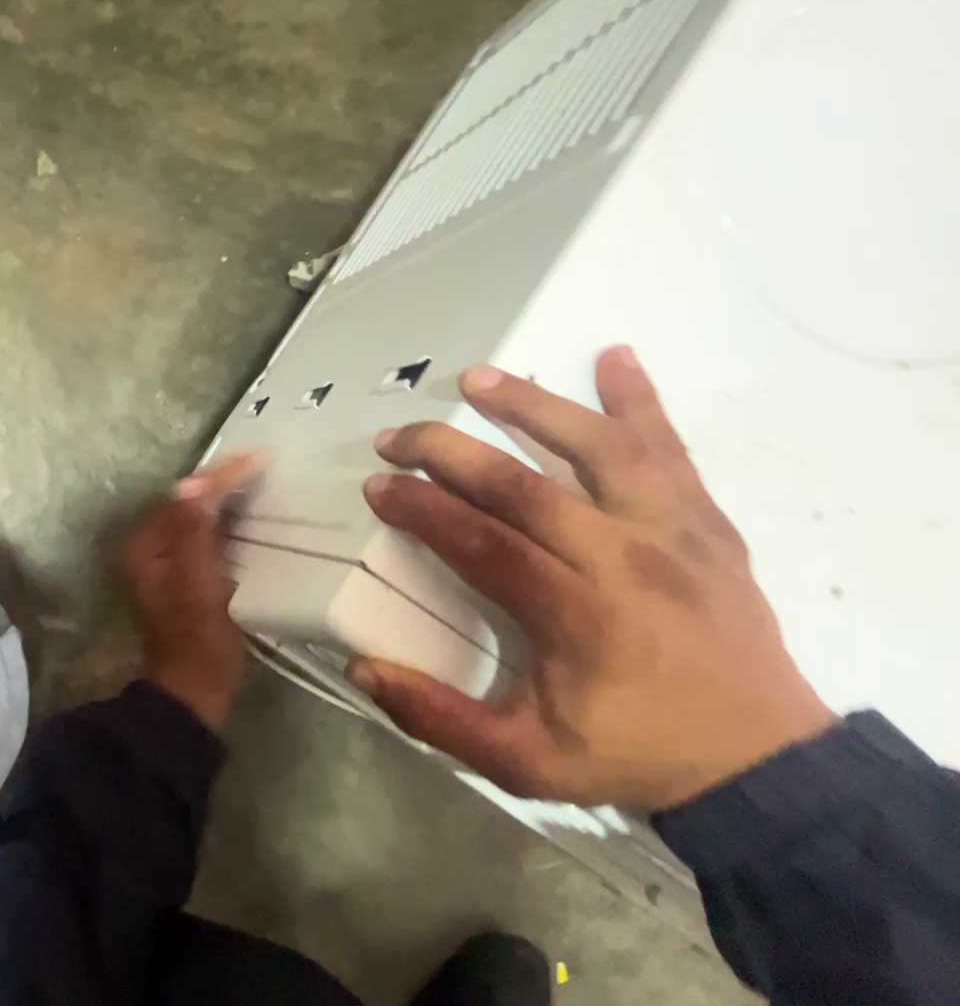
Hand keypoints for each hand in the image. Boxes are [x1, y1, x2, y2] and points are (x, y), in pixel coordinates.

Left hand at [123, 453, 267, 729]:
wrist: (195, 692)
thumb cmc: (197, 642)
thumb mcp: (198, 587)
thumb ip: (194, 535)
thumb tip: (193, 484)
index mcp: (146, 547)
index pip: (184, 498)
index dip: (220, 477)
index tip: (259, 458)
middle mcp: (150, 548)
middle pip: (189, 502)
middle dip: (224, 481)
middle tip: (265, 462)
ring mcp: (167, 562)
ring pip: (199, 516)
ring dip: (228, 498)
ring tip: (264, 478)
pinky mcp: (187, 574)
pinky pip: (207, 534)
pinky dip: (229, 521)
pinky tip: (254, 514)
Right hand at [349, 346, 836, 810]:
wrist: (760, 764)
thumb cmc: (629, 754)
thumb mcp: (520, 762)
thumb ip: (437, 717)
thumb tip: (361, 668)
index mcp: (576, 614)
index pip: (482, 542)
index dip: (422, 509)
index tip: (378, 487)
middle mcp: (625, 560)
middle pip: (524, 485)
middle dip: (448, 451)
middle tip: (394, 436)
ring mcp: (673, 535)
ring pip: (598, 450)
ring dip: (532, 406)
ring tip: (476, 378)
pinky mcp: (705, 526)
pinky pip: (670, 451)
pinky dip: (641, 400)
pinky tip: (613, 357)